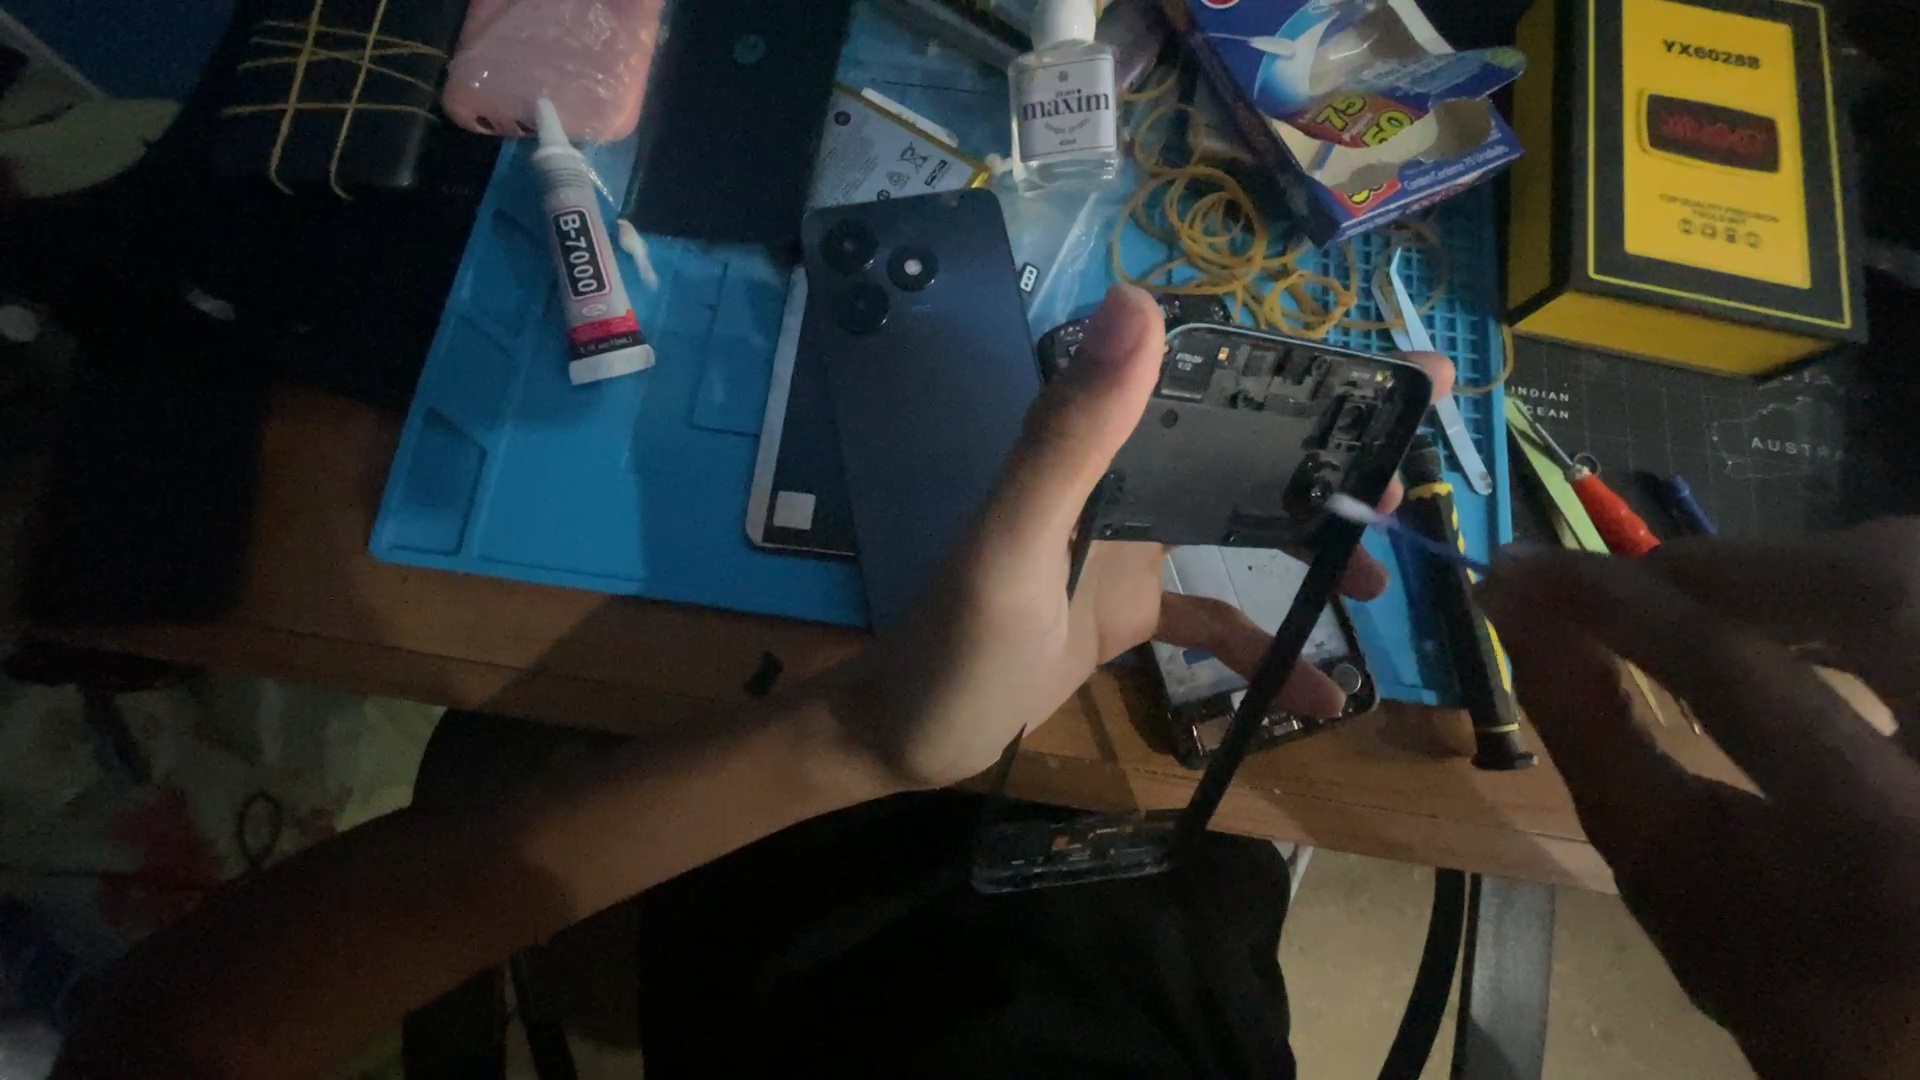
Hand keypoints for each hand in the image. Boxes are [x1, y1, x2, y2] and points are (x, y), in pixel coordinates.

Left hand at [834, 284, 1452, 789]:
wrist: (911, 735)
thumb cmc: (956, 652)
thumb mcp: (1011, 549)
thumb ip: (1067, 439)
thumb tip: (1135, 303)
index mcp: (1094, 456)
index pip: (1207, 390)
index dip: (1302, 377)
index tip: (1408, 378)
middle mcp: (1114, 488)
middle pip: (1236, 455)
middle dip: (1326, 462)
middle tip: (1413, 482)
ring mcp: (1123, 553)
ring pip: (1233, 528)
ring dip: (1306, 547)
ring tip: (1377, 577)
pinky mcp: (1124, 612)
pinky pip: (1207, 619)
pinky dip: (1260, 646)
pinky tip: (1316, 688)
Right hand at [1479, 520, 1919, 1078]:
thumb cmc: (1774, 961)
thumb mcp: (1653, 856)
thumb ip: (1582, 724)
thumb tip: (1514, 608)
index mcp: (1888, 844)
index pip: (1730, 668)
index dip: (1611, 599)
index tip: (1520, 568)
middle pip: (1880, 587)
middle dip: (1724, 567)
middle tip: (1630, 585)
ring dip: (1797, 569)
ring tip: (1711, 608)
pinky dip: (1851, 590)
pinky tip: (1798, 628)